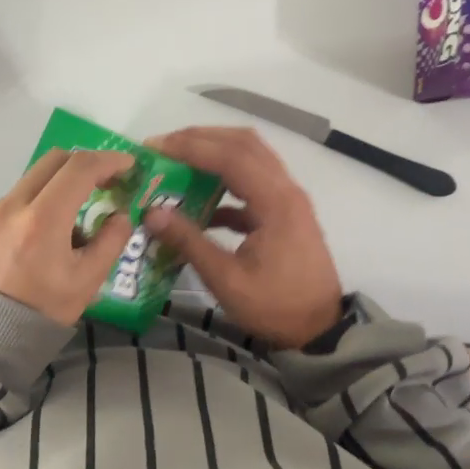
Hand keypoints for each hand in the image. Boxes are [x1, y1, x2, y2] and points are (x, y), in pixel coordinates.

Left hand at [0, 148, 136, 325]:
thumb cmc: (42, 312)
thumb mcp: (87, 282)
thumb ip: (110, 241)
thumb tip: (119, 214)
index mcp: (42, 220)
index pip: (80, 168)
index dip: (108, 160)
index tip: (125, 167)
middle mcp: (9, 208)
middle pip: (51, 162)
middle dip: (80, 166)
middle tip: (98, 184)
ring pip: (26, 186)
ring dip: (50, 194)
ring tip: (60, 231)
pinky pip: (3, 209)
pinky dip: (23, 216)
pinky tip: (27, 247)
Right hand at [141, 127, 343, 349]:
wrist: (317, 329)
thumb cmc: (273, 306)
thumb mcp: (224, 278)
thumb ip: (189, 241)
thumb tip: (152, 212)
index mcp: (276, 202)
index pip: (231, 157)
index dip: (191, 147)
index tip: (155, 147)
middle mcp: (286, 191)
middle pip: (244, 144)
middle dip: (202, 139)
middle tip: (163, 147)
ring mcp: (288, 201)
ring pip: (251, 159)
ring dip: (214, 154)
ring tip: (177, 163)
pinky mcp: (284, 215)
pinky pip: (252, 184)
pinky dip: (224, 182)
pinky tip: (198, 201)